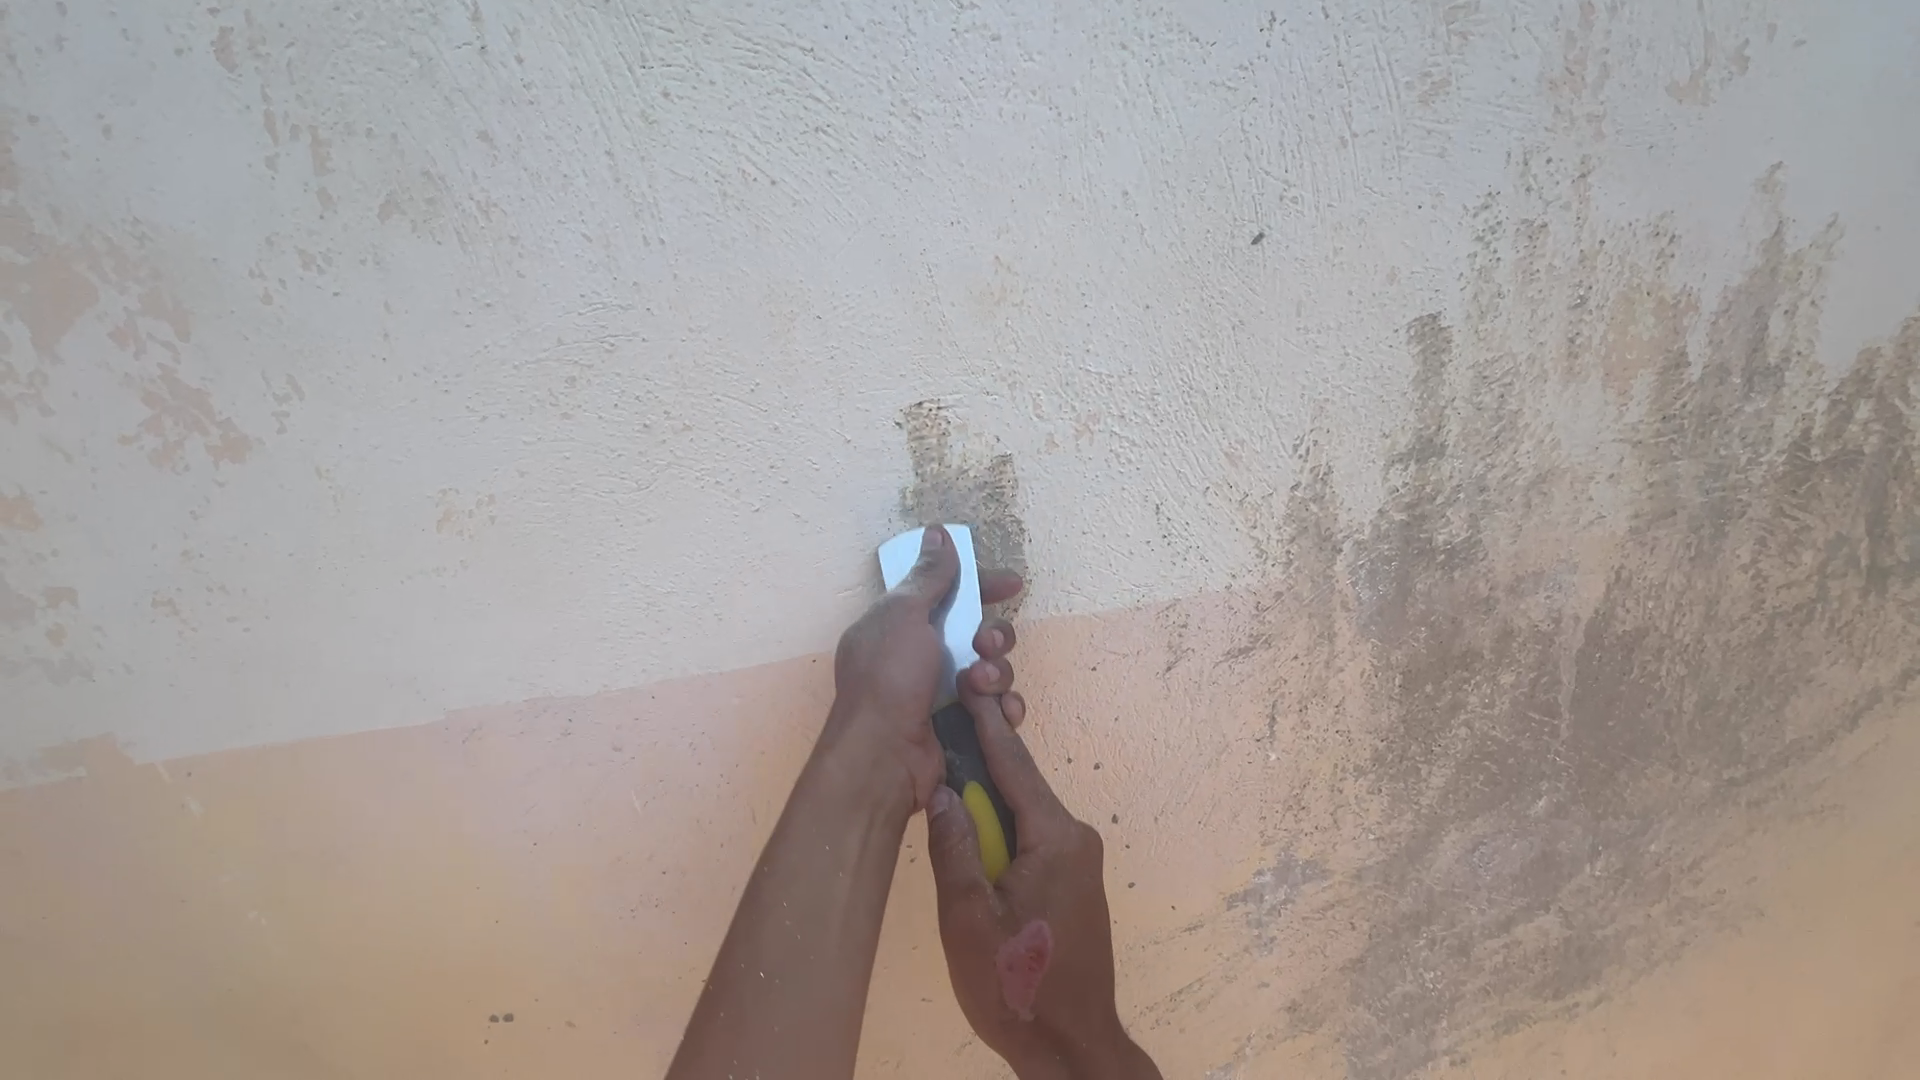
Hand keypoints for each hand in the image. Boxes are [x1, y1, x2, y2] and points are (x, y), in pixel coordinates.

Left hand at [822, 525, 1023, 812]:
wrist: (884, 757)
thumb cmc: (889, 678)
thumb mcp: (903, 615)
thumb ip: (928, 575)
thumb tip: (937, 531)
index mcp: (902, 625)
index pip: (950, 594)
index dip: (981, 586)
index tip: (1010, 585)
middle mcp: (924, 656)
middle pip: (981, 631)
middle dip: (993, 635)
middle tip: (984, 644)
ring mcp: (944, 694)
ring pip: (995, 669)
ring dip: (996, 673)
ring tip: (980, 687)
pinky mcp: (963, 726)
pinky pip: (998, 707)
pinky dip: (1003, 708)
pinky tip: (998, 713)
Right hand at [925, 689, 1162, 1079]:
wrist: (1073, 1051)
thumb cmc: (1016, 984)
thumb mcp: (967, 918)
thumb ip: (952, 847)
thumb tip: (940, 789)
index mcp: (1054, 836)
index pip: (1013, 763)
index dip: (986, 722)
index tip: (970, 680)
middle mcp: (1075, 836)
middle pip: (1018, 786)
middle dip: (979, 762)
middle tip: (941, 731)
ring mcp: (1079, 860)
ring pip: (1023, 814)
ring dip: (986, 802)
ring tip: (945, 787)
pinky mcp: (1074, 882)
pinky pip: (1031, 838)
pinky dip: (1001, 829)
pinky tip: (973, 837)